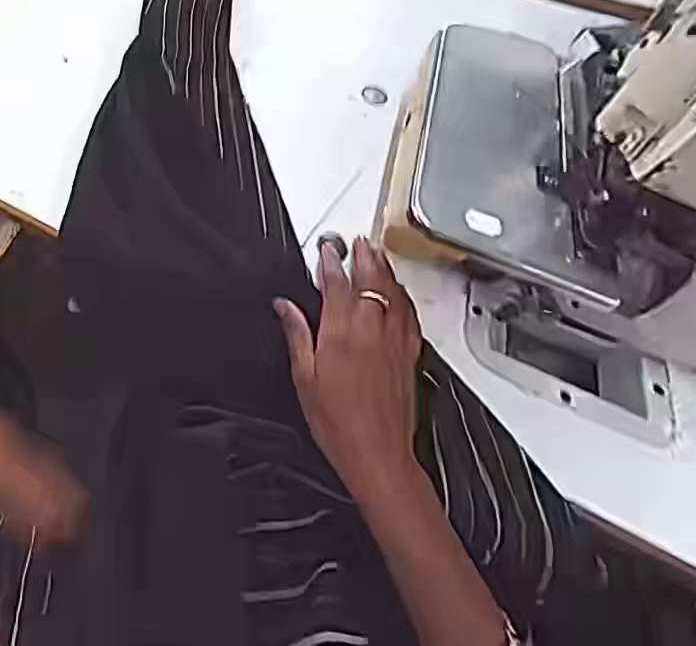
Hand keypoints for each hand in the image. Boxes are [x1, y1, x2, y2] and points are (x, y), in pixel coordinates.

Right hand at [275, 237, 423, 500]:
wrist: (379, 454)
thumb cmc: (339, 423)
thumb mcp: (305, 379)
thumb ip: (297, 335)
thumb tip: (285, 307)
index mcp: (341, 331)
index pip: (336, 282)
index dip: (330, 261)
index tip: (326, 250)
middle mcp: (371, 329)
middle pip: (370, 279)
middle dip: (363, 256)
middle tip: (358, 241)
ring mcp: (393, 339)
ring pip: (392, 291)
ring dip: (385, 268)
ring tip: (378, 254)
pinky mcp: (410, 354)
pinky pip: (409, 313)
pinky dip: (404, 296)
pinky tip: (402, 292)